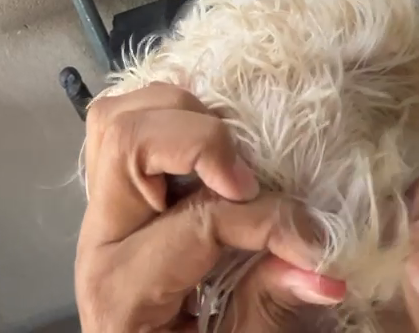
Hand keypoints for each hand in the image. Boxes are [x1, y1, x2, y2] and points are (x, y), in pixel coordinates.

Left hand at [76, 83, 346, 331]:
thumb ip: (267, 308)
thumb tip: (320, 267)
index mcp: (121, 292)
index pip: (199, 220)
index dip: (266, 220)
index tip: (313, 241)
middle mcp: (97, 237)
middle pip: (129, 140)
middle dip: (202, 139)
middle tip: (249, 179)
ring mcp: (98, 205)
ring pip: (116, 115)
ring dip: (178, 113)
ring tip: (226, 150)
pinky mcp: (109, 186)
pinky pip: (120, 118)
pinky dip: (163, 111)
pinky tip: (203, 133)